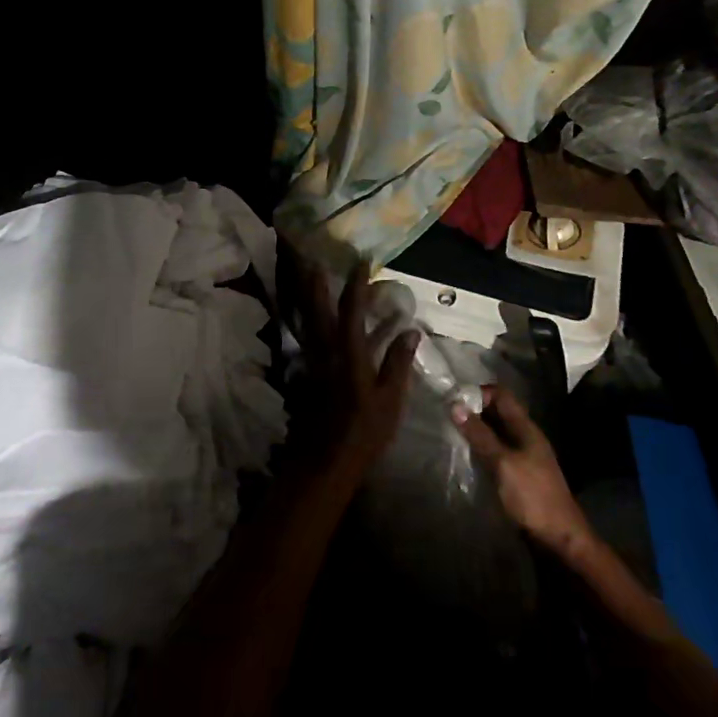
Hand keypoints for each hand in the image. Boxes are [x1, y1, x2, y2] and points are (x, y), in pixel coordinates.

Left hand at [291, 264, 418, 484]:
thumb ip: (398, 363)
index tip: (361, 262)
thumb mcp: (390, 399)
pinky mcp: (308, 372)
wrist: (328, 458)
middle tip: (314, 258)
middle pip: (317, 309)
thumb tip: (410, 330)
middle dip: (315, 282)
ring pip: (307, 320)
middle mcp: (326, 352)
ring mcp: (313, 361)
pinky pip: (307, 336)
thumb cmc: (365, 431)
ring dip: (307, 296)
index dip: (356, 285)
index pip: (351, 312)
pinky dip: (308, 318)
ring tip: (309, 276)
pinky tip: (311, 315)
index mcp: (350, 356)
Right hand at [453, 386, 596, 561]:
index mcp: (526, 429)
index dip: (478, 392)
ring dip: (473, 431)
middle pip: (496, 413)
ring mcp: (521, 457)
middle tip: (444, 415)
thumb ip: (480, 434)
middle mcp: (524, 438)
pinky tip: (462, 455)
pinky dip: (478, 450)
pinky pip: (494, 453)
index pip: (501, 395)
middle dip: (472, 411)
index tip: (452, 399)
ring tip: (448, 432)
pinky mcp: (516, 475)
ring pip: (493, 434)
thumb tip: (455, 404)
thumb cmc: (532, 496)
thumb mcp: (503, 463)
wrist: (559, 540)